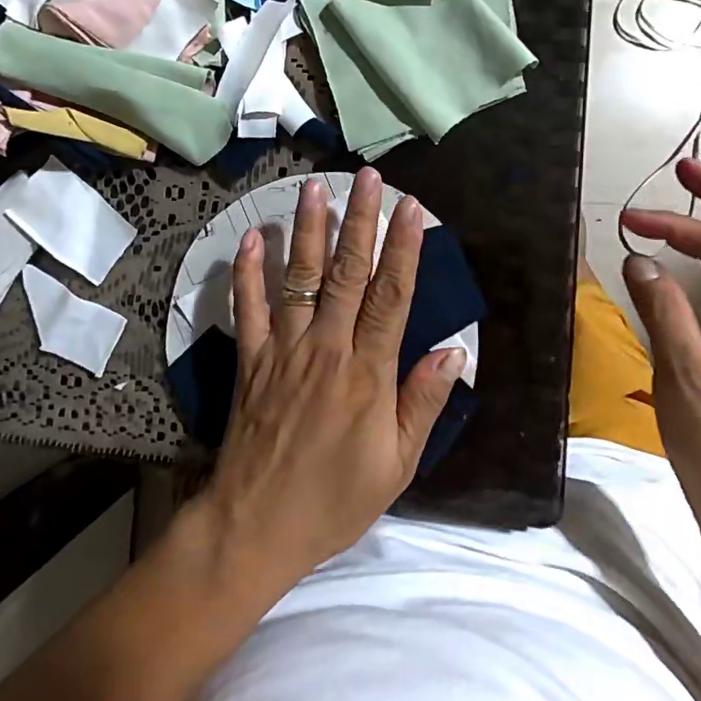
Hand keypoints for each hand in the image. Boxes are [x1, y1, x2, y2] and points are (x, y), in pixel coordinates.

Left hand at [197, 169, 466, 583]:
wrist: (257, 521)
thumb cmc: (335, 500)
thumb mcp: (397, 464)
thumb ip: (422, 403)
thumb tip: (453, 351)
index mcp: (368, 374)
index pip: (392, 297)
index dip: (404, 249)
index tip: (413, 208)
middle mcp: (325, 349)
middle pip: (346, 275)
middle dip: (360, 222)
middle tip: (369, 178)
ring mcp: (281, 350)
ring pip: (298, 280)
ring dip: (307, 231)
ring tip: (314, 188)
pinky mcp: (248, 360)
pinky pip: (247, 308)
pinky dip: (248, 272)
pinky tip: (251, 238)